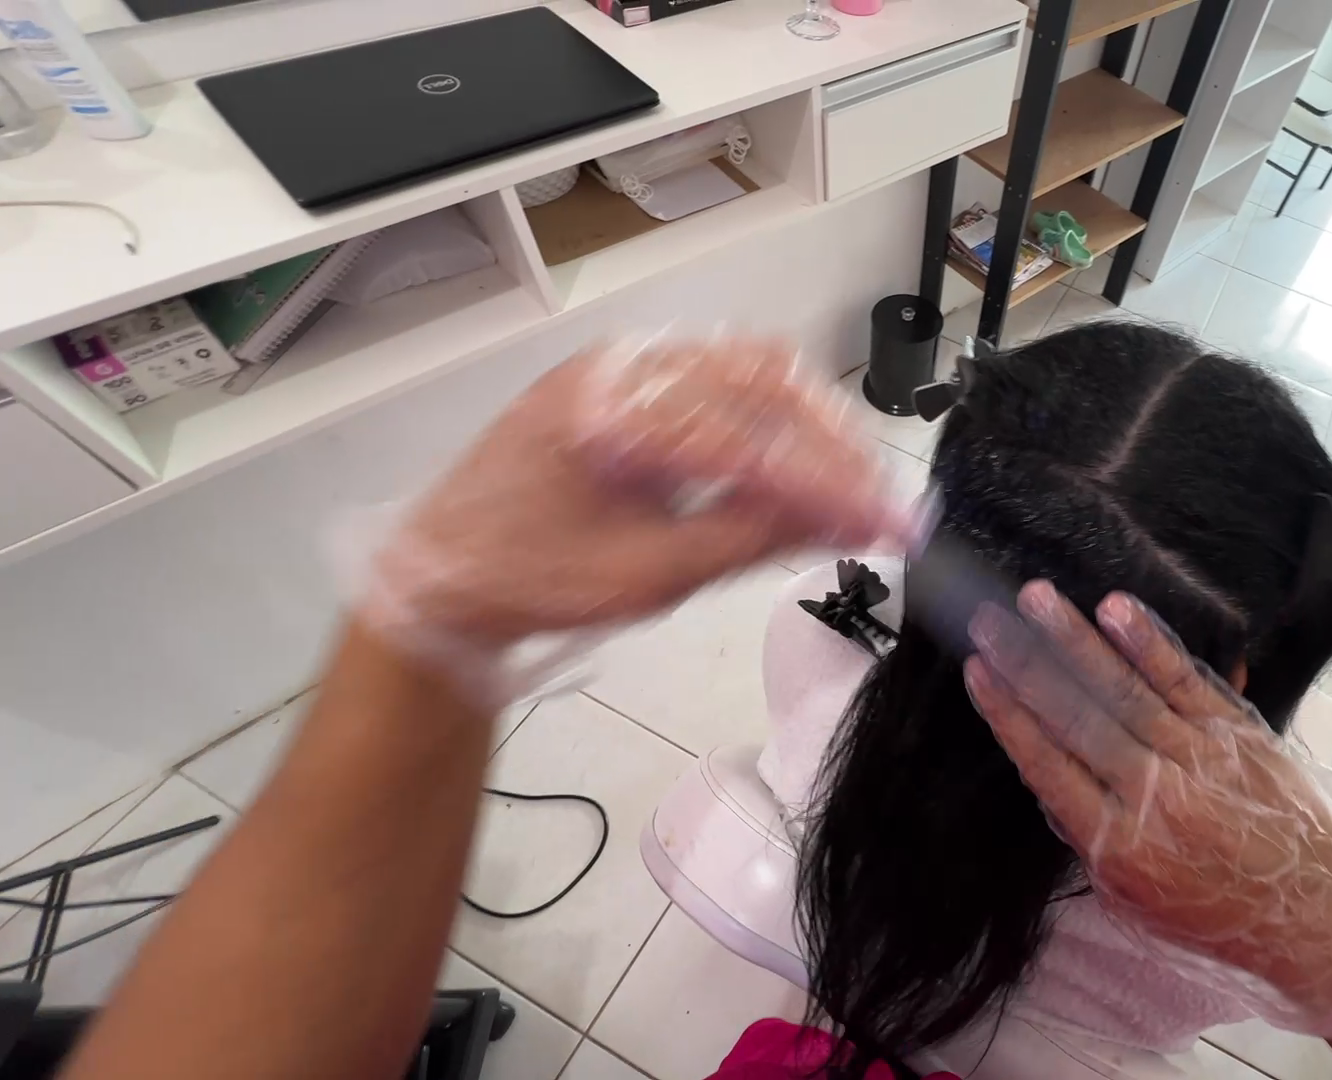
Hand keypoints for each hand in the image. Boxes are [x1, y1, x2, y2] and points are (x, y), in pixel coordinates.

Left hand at [355, 335, 914, 697]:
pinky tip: (803, 458)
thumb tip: (841, 522)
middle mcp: (627, 366)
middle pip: (764, 379)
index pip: (751, 441)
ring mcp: (632, 367)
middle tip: (877, 499)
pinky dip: (779, 421)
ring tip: (851, 480)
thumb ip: (751, 537)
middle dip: (833, 443)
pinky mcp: (641, 385)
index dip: (826, 485)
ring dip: (813, 425)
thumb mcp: (649, 573)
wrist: (446, 575)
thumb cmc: (534, 581)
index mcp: (613, 408)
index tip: (885, 522)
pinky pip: (729, 384)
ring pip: (754, 372)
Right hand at [961, 582, 1331, 1037]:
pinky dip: (1148, 642)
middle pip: (1076, 717)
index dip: (1008, 715)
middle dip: (1026, 663)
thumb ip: (1087, 833)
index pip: (1047, 765)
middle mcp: (1153, 794)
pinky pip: (1183, 678)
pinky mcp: (1236, 731)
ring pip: (1123, 689)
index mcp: (1119, 844)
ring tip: (1036, 598)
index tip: (977, 671)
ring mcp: (1196, 755)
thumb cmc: (1214, 915)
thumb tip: (1047, 768)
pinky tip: (1115, 609)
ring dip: (1075, 640)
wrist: (1322, 923)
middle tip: (988, 619)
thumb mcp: (1133, 900)